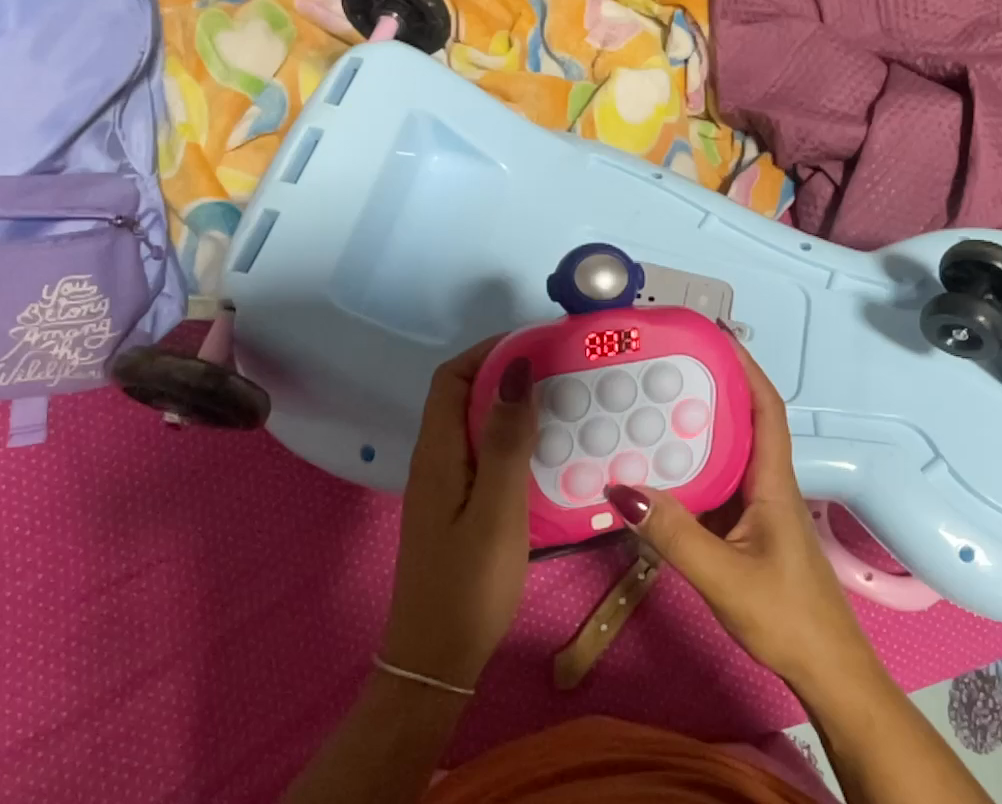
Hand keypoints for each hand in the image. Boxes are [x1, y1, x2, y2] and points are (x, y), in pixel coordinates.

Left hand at [380, 336, 537, 688]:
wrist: (438, 658)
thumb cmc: (469, 584)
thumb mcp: (497, 509)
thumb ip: (506, 441)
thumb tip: (515, 369)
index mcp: (438, 454)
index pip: (452, 378)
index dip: (489, 352)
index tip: (538, 344)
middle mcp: (436, 461)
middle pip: (464, 397)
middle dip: (508, 374)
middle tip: (563, 371)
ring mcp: (446, 486)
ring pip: (477, 427)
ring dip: (514, 407)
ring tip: (565, 403)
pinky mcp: (459, 508)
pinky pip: (486, 455)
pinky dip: (514, 440)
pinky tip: (550, 453)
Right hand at [603, 340, 877, 695]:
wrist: (824, 668)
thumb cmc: (786, 616)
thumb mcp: (724, 575)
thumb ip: (674, 533)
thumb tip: (620, 488)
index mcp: (773, 482)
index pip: (765, 408)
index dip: (744, 368)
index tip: (712, 339)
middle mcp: (767, 485)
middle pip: (741, 424)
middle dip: (708, 391)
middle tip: (661, 371)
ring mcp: (758, 510)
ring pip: (726, 457)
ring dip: (695, 432)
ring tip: (648, 411)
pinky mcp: (747, 533)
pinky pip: (715, 489)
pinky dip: (689, 474)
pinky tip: (656, 477)